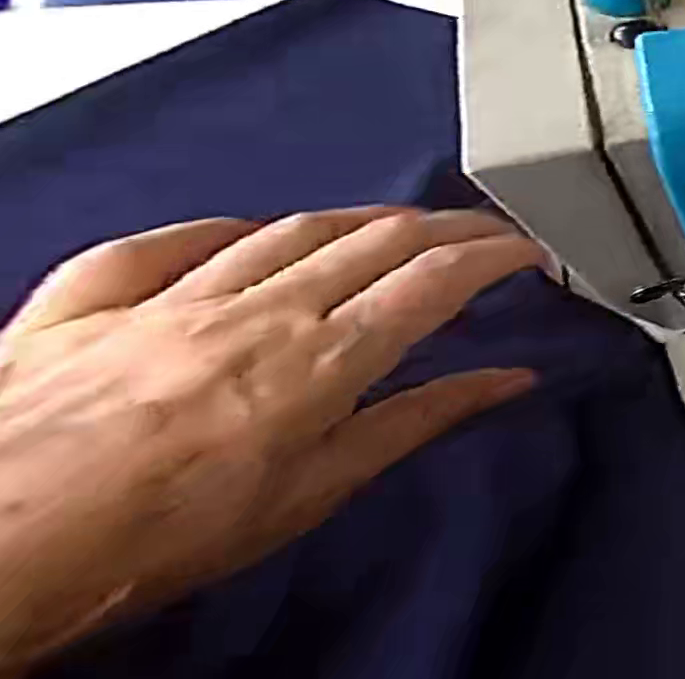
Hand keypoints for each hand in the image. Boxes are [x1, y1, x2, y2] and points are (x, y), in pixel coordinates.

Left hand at [0, 208, 543, 670]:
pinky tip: (253, 233)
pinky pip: (160, 245)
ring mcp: (168, 299)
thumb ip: (421, 419)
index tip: (533, 252)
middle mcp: (260, 309)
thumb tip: (512, 379)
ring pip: (296, 227)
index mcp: (322, 357)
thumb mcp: (314, 491)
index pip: (440, 277)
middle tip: (491, 231)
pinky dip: (220, 231)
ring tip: (405, 224)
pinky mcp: (77, 308)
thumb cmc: (156, 542)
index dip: (499, 253)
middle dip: (456, 223)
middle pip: (384, 236)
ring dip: (368, 217)